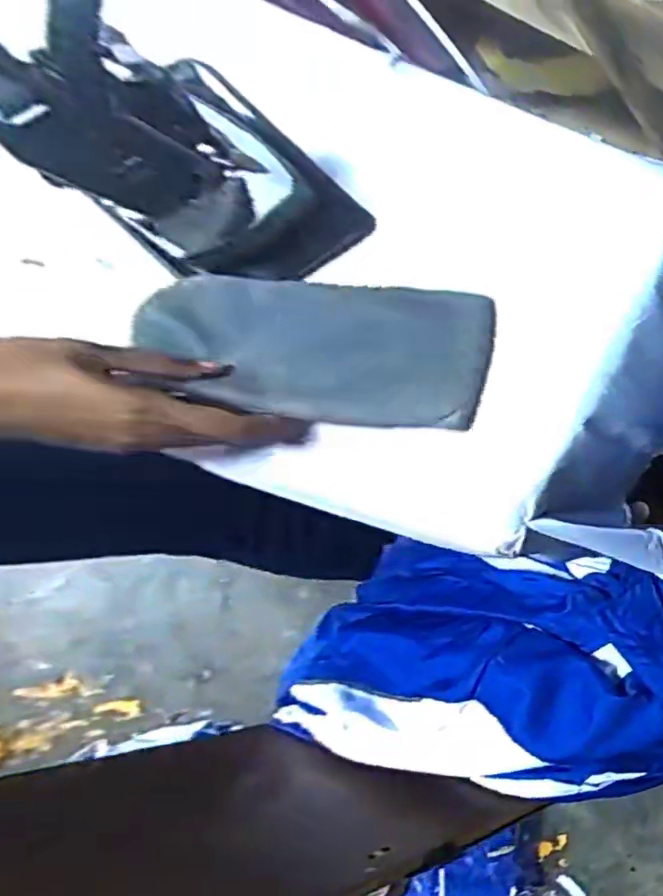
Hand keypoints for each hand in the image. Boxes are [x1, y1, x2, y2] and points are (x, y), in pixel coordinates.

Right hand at [0, 338, 307, 452]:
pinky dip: (209, 430)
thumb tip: (216, 370)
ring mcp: (136, 444)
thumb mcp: (92, 353)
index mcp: (150, 413)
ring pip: (206, 442)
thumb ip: (159, 365)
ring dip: (241, 432)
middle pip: (227, 439)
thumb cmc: (19, 366)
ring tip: (271, 418)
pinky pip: (181, 441)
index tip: (304, 420)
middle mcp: (152, 436)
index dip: (272, 426)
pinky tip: (219, 416)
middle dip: (266, 432)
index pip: (232, 427)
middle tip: (299, 421)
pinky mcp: (121, 445)